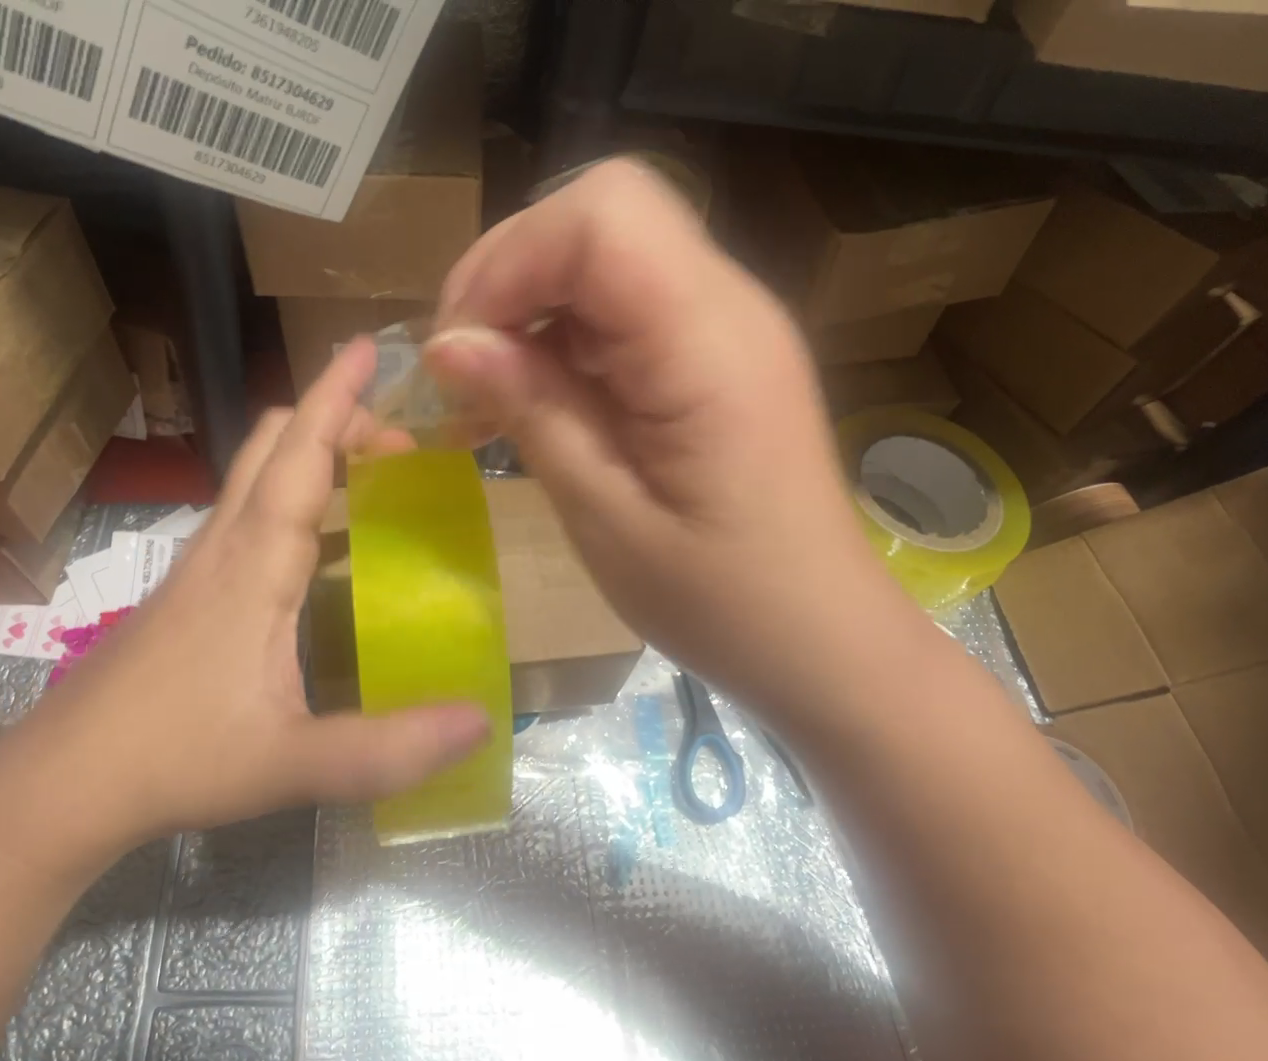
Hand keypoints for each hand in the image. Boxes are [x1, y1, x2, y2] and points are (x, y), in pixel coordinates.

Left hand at [0, 341, 489, 874]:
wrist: (63, 782)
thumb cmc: (174, 758)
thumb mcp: (291, 764)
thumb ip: (387, 749)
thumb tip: (480, 721)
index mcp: (252, 565)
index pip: (299, 454)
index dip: (337, 396)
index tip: (372, 346)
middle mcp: (222, 547)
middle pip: (271, 445)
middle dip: (333, 420)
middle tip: (398, 442)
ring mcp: (198, 568)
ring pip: (254, 477)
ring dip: (310, 457)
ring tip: (372, 481)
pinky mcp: (187, 594)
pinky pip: (245, 518)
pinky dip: (290, 500)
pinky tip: (320, 556)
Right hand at [425, 159, 902, 701]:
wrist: (821, 639)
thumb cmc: (719, 601)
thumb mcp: (606, 518)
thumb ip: (533, 411)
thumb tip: (446, 343)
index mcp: (707, 343)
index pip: (601, 218)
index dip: (508, 262)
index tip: (456, 351)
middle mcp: (727, 305)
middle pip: (603, 214)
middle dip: (511, 274)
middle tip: (464, 369)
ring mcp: (727, 322)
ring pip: (607, 252)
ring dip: (532, 306)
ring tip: (491, 395)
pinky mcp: (716, 350)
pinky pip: (627, 303)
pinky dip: (565, 335)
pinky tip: (542, 400)